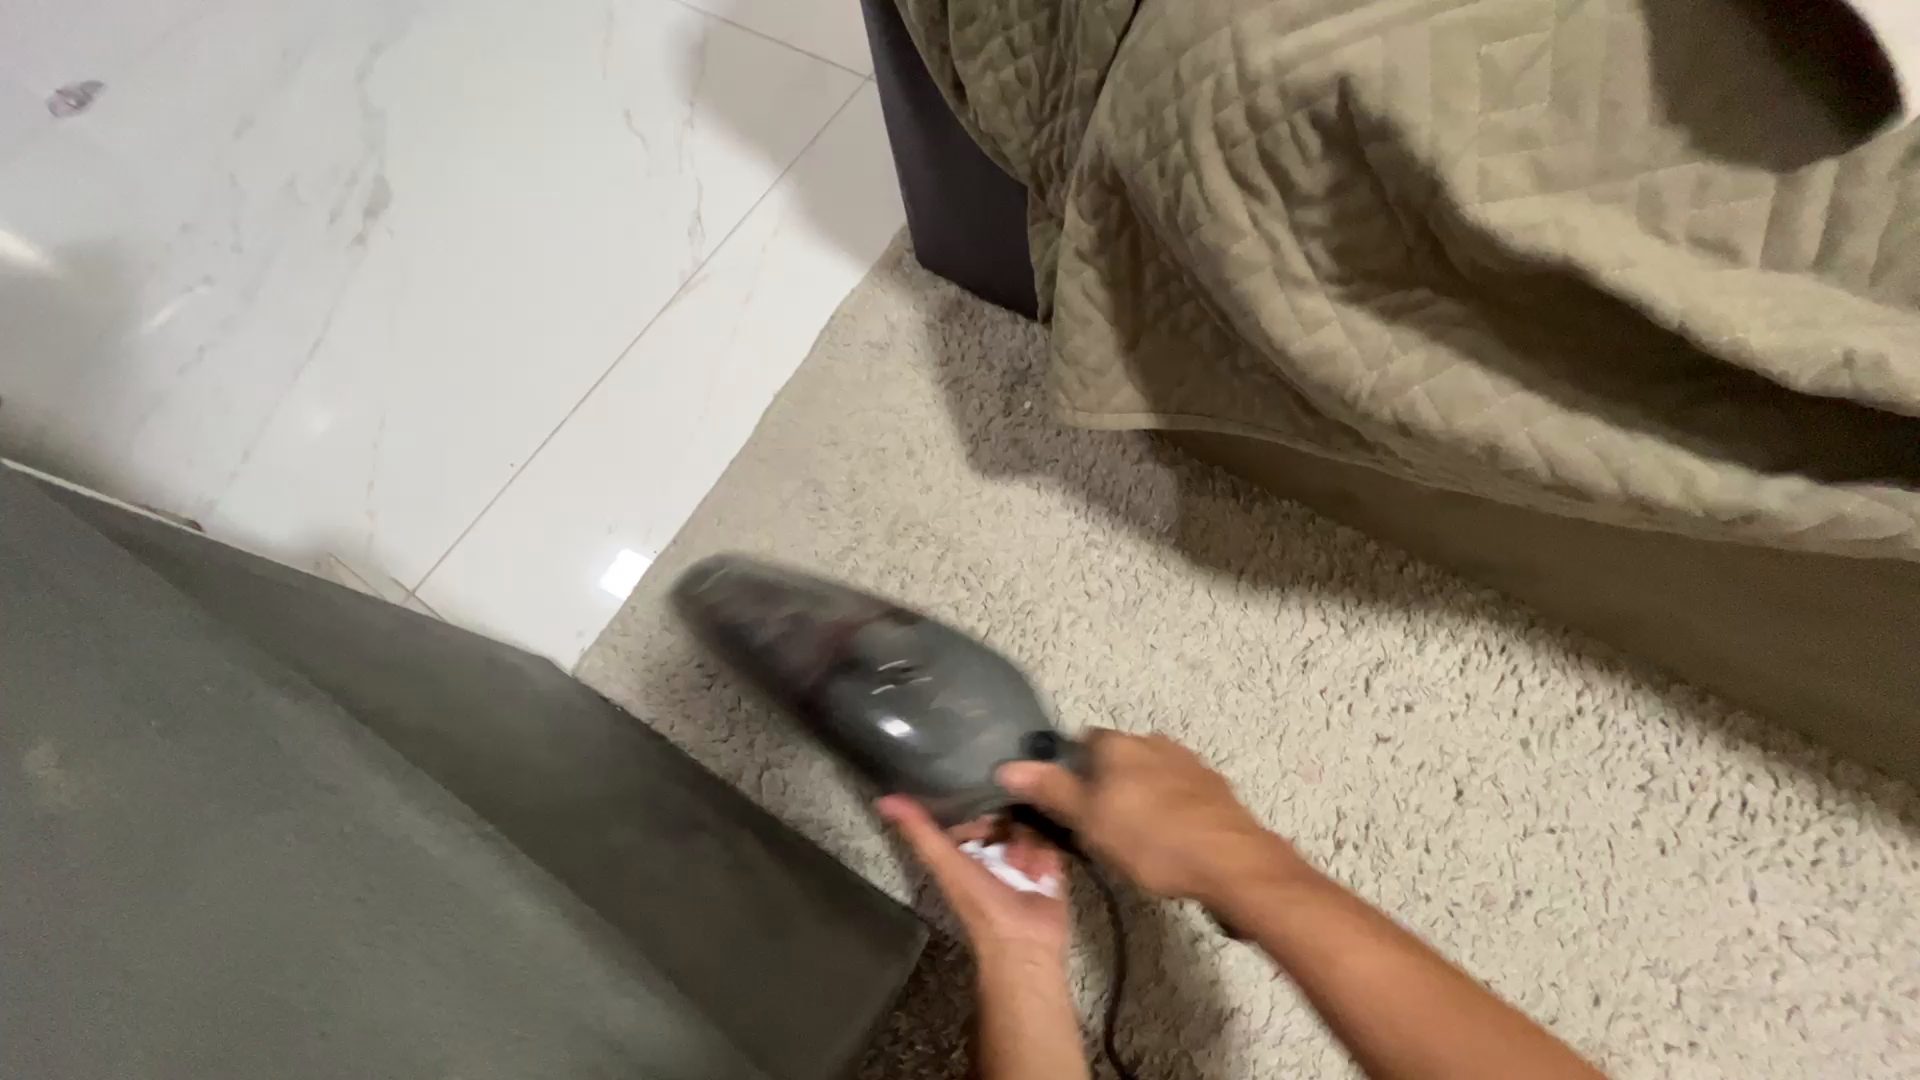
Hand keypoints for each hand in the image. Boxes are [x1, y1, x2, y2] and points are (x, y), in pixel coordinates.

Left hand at [876, 795, 1070, 964]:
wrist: (1024, 943)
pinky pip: (1050, 843)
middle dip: (1007, 824)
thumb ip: (920, 832)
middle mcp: (991, 853)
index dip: (974, 804)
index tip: (983, 795)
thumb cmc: (980, 905)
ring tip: (1025, 863)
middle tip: (1009, 838)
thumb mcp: (946, 863)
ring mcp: (1021, 860)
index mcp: (963, 852)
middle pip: (1002, 817)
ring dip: (1027, 844)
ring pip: (1028, 828)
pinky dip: (1045, 855)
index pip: (969, 813)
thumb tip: (884, 800)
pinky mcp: (1048, 868)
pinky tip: (1041, 870)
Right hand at [999, 729, 1297, 903]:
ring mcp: (1188, 762)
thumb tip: (1007, 766)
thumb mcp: (1089, 820)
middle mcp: (1152, 741)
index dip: (1071, 773)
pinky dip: (1169, 809)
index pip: (1081, 743)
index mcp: (1118, 743)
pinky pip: (1178, 793)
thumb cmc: (1152, 840)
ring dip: (1139, 796)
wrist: (1233, 865)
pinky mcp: (1214, 788)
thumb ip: (1050, 790)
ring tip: (1136, 839)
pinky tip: (1170, 841)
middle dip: (1106, 784)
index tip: (1071, 805)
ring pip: (1148, 774)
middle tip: (1099, 826)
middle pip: (1116, 758)